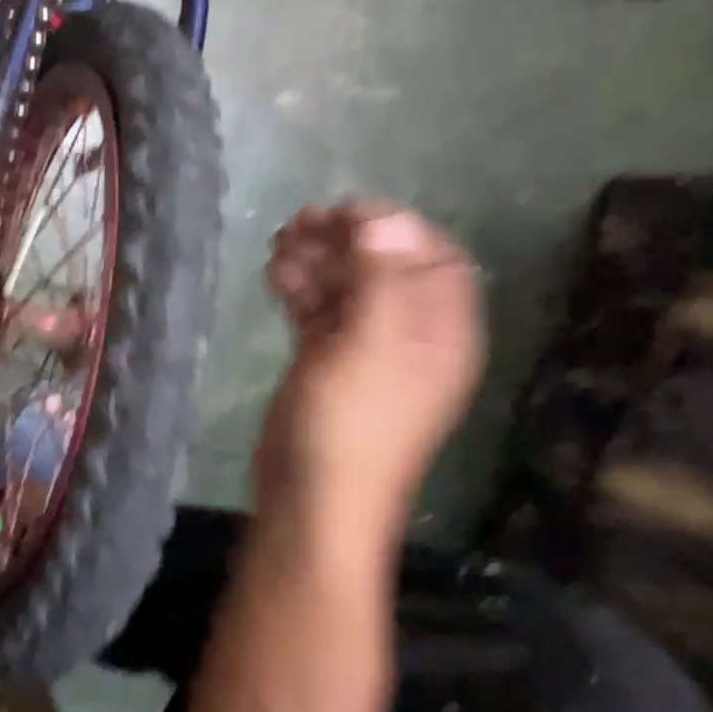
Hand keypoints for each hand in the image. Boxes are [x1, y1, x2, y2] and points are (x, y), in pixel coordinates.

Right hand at [254, 204, 485, 527]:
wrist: (311, 498)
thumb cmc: (351, 425)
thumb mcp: (369, 347)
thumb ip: (379, 280)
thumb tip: (381, 217)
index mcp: (440, 332)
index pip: (433, 258)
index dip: (394, 229)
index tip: (342, 213)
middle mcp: (409, 335)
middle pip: (385, 266)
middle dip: (346, 239)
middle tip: (298, 223)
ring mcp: (365, 349)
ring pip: (346, 286)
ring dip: (316, 259)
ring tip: (277, 244)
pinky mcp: (326, 362)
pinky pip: (318, 310)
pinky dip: (299, 287)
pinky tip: (272, 275)